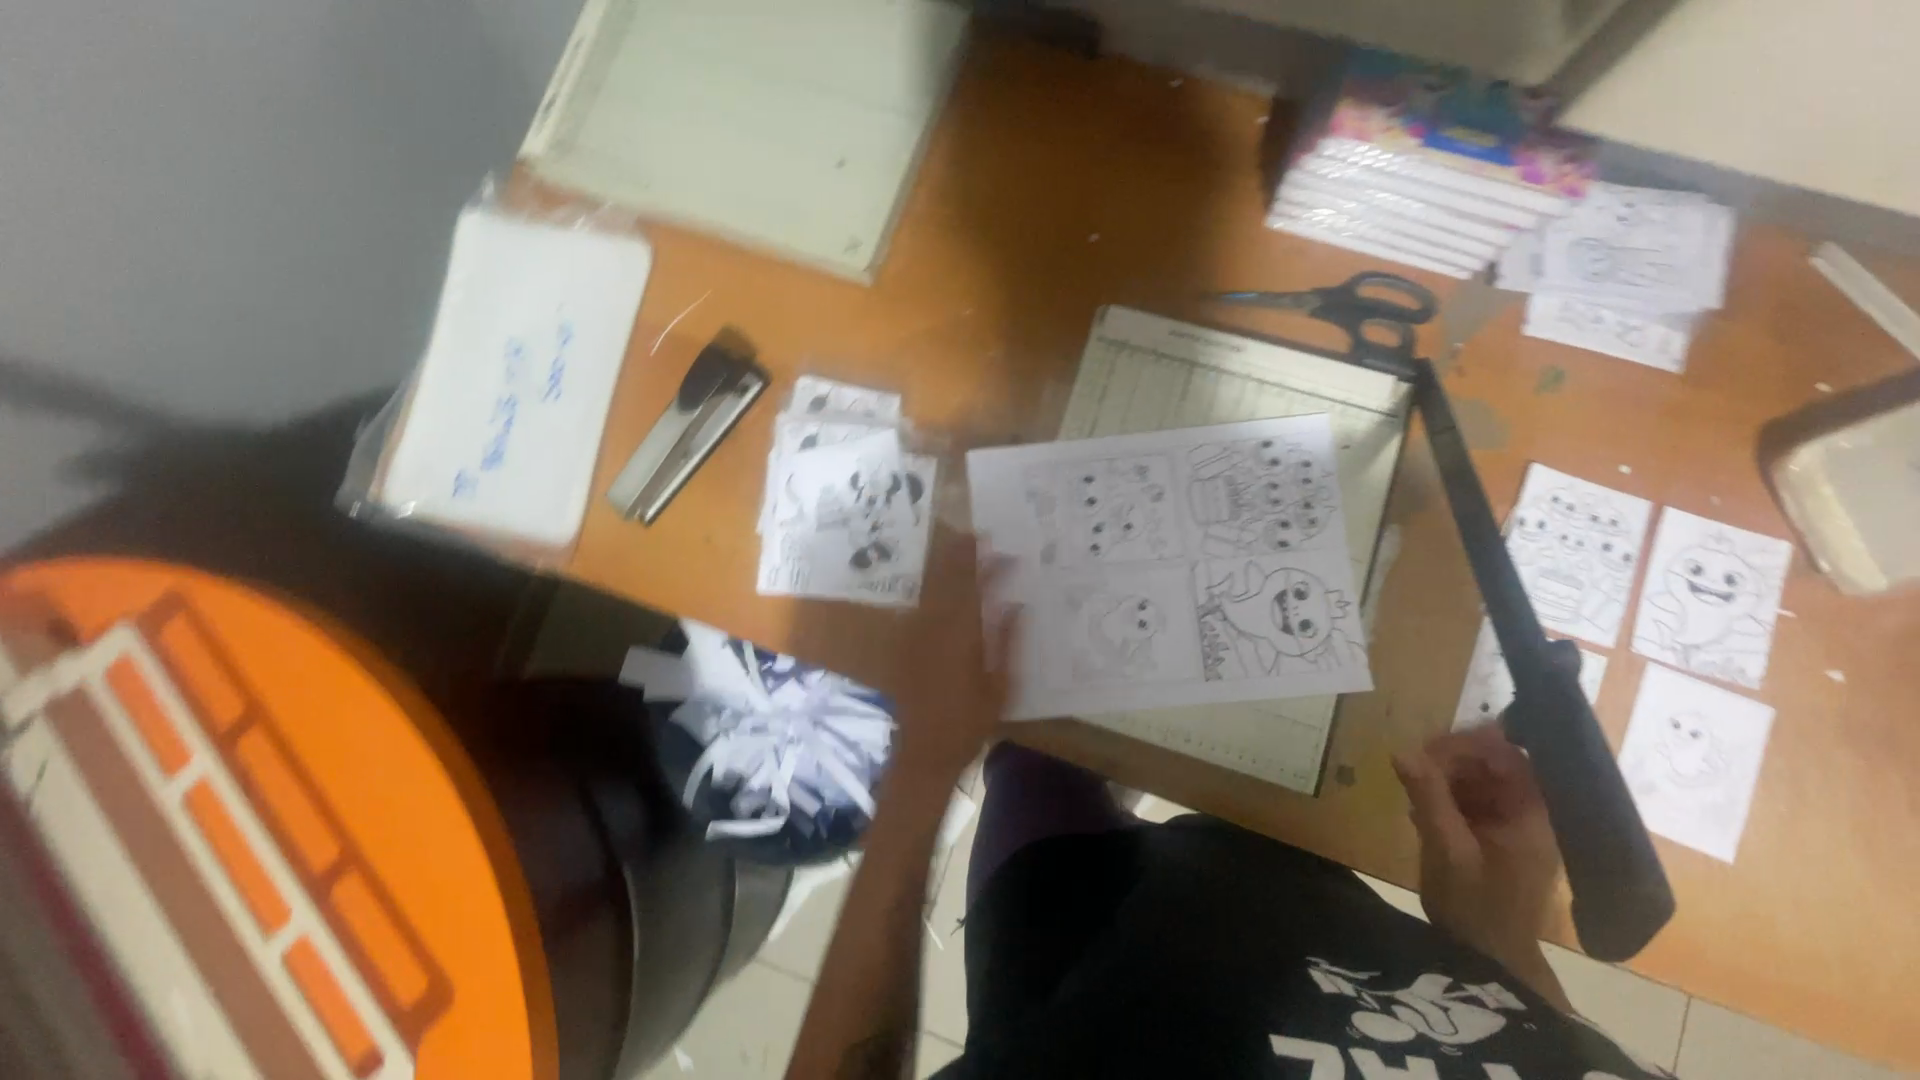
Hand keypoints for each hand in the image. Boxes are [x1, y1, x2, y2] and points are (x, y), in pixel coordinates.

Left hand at [887, 531, 1022, 781]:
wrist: (926, 748)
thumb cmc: (969, 720)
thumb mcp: (1000, 684)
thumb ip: (1005, 640)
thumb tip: (1015, 605)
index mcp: (963, 635)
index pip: (976, 589)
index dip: (989, 568)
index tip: (1006, 553)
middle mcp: (937, 627)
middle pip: (948, 580)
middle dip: (961, 554)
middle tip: (975, 533)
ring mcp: (919, 633)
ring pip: (931, 588)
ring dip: (944, 564)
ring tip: (957, 543)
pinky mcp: (909, 643)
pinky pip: (921, 604)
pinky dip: (931, 585)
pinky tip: (938, 578)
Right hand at [1393, 727, 1561, 966]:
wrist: (1488, 961)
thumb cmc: (1474, 905)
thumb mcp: (1447, 848)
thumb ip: (1429, 797)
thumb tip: (1403, 751)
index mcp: (1532, 816)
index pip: (1510, 757)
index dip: (1470, 745)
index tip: (1428, 746)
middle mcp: (1531, 816)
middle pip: (1495, 765)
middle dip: (1452, 760)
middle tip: (1413, 767)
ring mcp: (1514, 828)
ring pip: (1480, 781)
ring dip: (1444, 778)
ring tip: (1412, 790)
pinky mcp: (1496, 839)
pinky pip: (1472, 802)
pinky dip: (1445, 798)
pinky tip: (1418, 812)